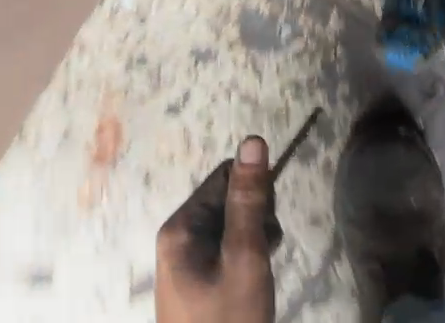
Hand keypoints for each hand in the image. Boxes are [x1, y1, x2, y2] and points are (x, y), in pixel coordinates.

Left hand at [156, 138, 276, 322]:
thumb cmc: (229, 320)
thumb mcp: (244, 257)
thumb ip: (249, 199)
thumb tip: (253, 139)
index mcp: (181, 226)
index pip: (227, 174)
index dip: (254, 191)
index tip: (264, 223)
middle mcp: (179, 235)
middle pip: (231, 196)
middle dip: (256, 216)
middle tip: (260, 253)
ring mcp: (187, 258)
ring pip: (235, 221)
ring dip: (255, 238)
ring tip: (256, 272)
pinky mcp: (199, 277)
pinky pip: (230, 245)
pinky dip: (248, 256)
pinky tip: (251, 281)